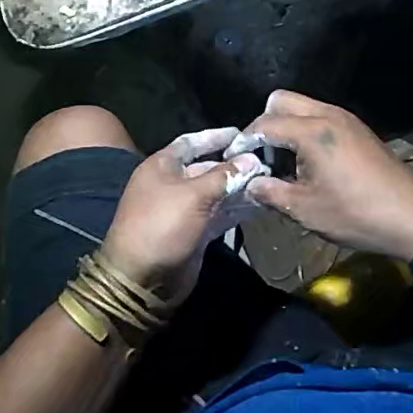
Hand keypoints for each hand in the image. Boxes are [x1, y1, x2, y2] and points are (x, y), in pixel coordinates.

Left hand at [100, 128, 264, 306]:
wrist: (142, 279)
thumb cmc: (162, 226)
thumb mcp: (193, 195)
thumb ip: (224, 176)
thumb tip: (252, 160)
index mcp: (162, 166)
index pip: (191, 143)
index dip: (215, 137)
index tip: (242, 134)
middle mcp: (172, 184)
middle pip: (207, 168)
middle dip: (234, 165)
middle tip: (267, 162)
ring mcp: (183, 209)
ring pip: (216, 193)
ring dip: (240, 188)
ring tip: (270, 183)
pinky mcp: (195, 231)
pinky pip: (219, 215)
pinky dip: (237, 210)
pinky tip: (261, 205)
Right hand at [236, 91, 412, 261]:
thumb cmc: (356, 213)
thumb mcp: (305, 209)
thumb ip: (270, 192)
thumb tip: (249, 184)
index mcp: (312, 131)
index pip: (264, 125)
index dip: (244, 141)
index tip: (234, 160)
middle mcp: (328, 115)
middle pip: (281, 100)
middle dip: (264, 123)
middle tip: (260, 154)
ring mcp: (346, 120)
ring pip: (302, 106)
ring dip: (285, 125)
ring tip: (281, 159)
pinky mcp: (357, 129)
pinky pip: (319, 116)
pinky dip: (304, 129)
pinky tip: (306, 161)